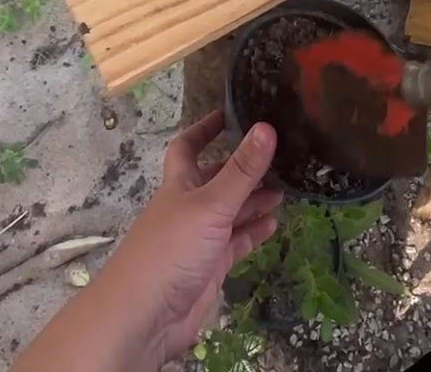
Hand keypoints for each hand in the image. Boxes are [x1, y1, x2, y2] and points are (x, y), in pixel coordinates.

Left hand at [85, 111, 282, 364]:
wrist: (144, 317)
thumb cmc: (171, 248)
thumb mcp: (211, 204)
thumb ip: (242, 170)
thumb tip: (267, 127)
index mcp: (180, 183)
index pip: (189, 146)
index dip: (205, 129)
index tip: (228, 113)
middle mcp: (189, 206)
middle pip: (217, 178)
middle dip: (243, 167)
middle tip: (278, 156)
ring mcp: (199, 238)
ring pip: (231, 210)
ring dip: (254, 199)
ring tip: (285, 188)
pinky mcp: (209, 267)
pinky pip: (235, 242)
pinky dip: (253, 231)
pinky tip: (274, 223)